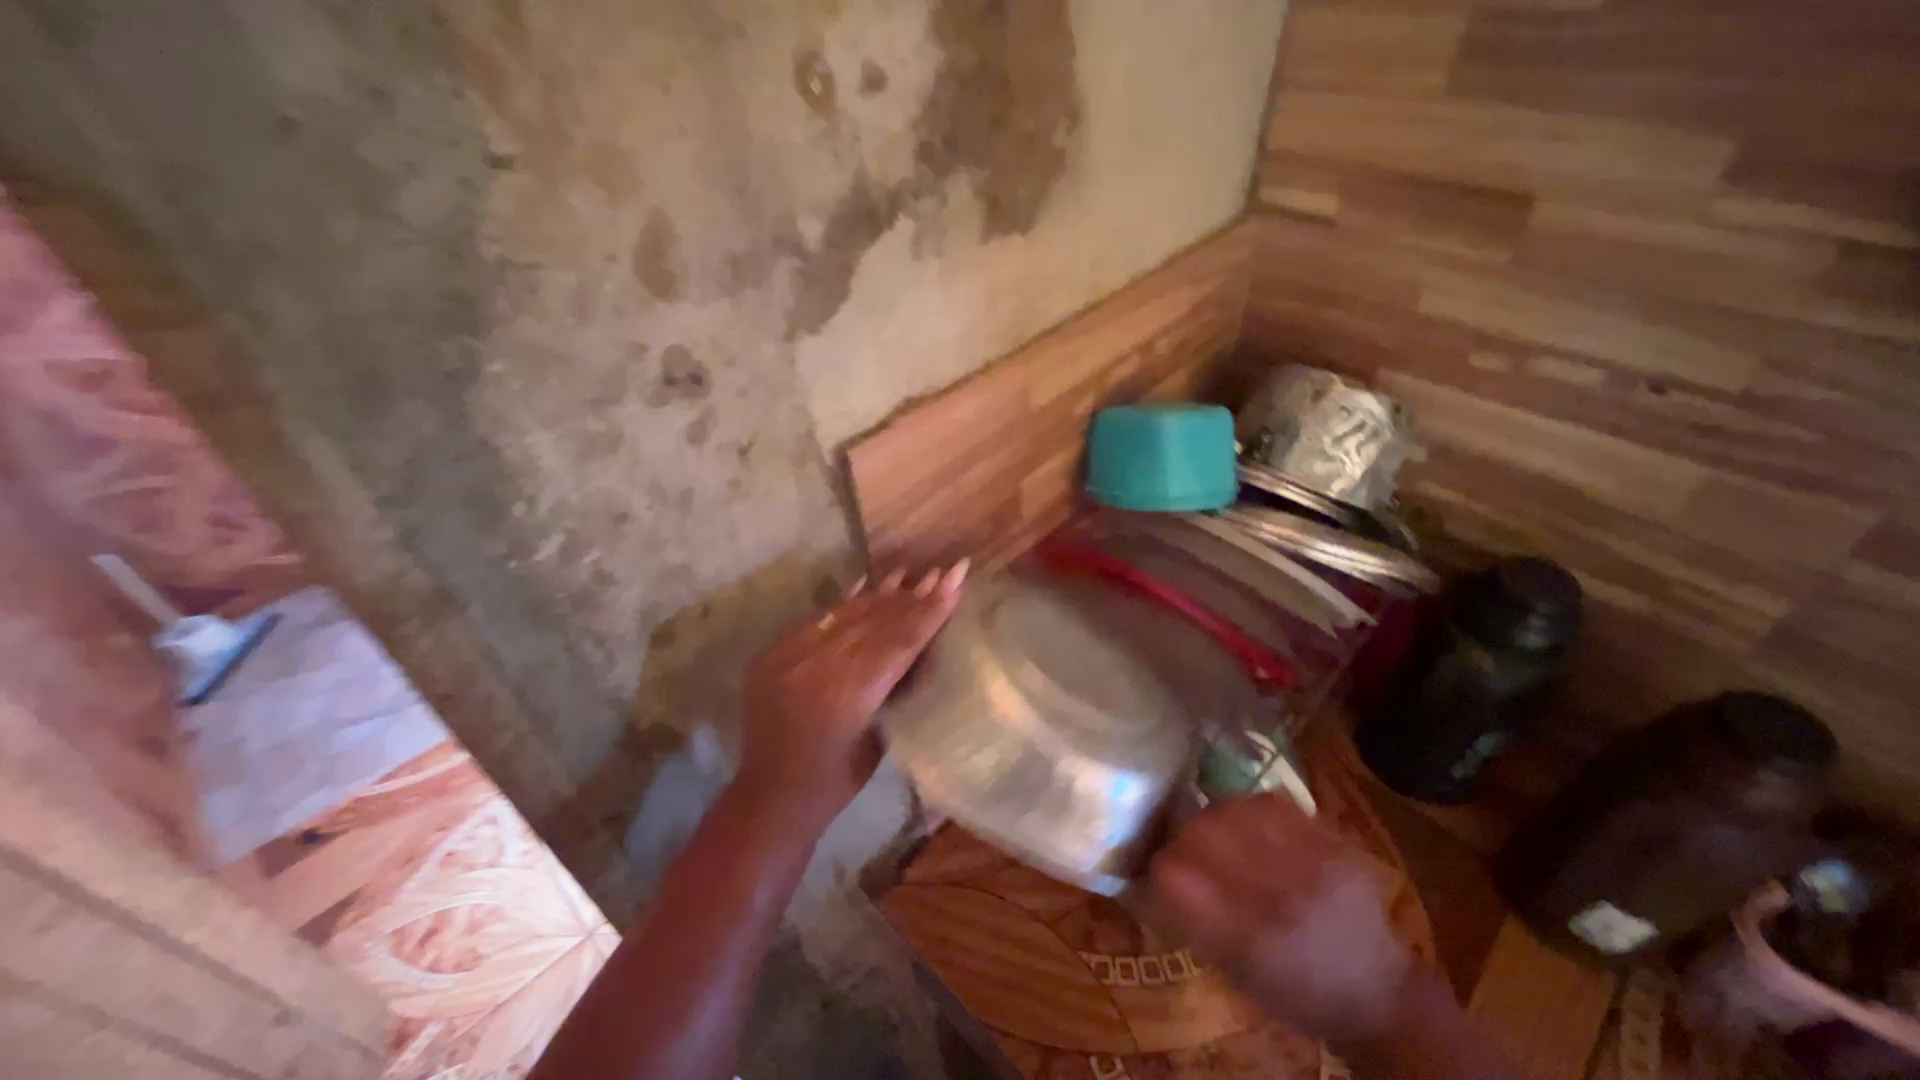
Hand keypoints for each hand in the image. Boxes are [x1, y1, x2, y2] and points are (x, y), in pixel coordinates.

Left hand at [736, 561, 968, 821]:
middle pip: (874, 622)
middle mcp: (818, 665)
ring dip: (880, 596)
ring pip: (846, 616)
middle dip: (912, 596)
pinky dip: (843, 605)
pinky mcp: (773, 653)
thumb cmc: (838, 780)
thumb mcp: (880, 737)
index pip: (899, 640)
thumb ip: (894, 688)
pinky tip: (865, 588)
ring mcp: (790, 656)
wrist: (772, 794)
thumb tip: (917, 649)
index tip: (956, 579)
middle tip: (943, 571)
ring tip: (909, 574)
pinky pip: (815, 622)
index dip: (930, 610)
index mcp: (850, 692)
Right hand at [1146, 793, 1412, 1044]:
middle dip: (1181, 835)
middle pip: (1202, 831)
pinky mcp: (1336, 843)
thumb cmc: (1295, 994)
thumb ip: (1192, 920)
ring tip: (1214, 830)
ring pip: (1235, 807)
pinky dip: (1249, 808)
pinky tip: (1249, 824)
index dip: (1159, 867)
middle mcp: (1281, 897)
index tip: (1160, 873)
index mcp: (1248, 939)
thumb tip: (1153, 873)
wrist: (1377, 993)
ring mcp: (1313, 864)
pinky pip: (1274, 802)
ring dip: (1213, 816)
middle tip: (1183, 847)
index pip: (1176, 876)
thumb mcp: (1236, 974)